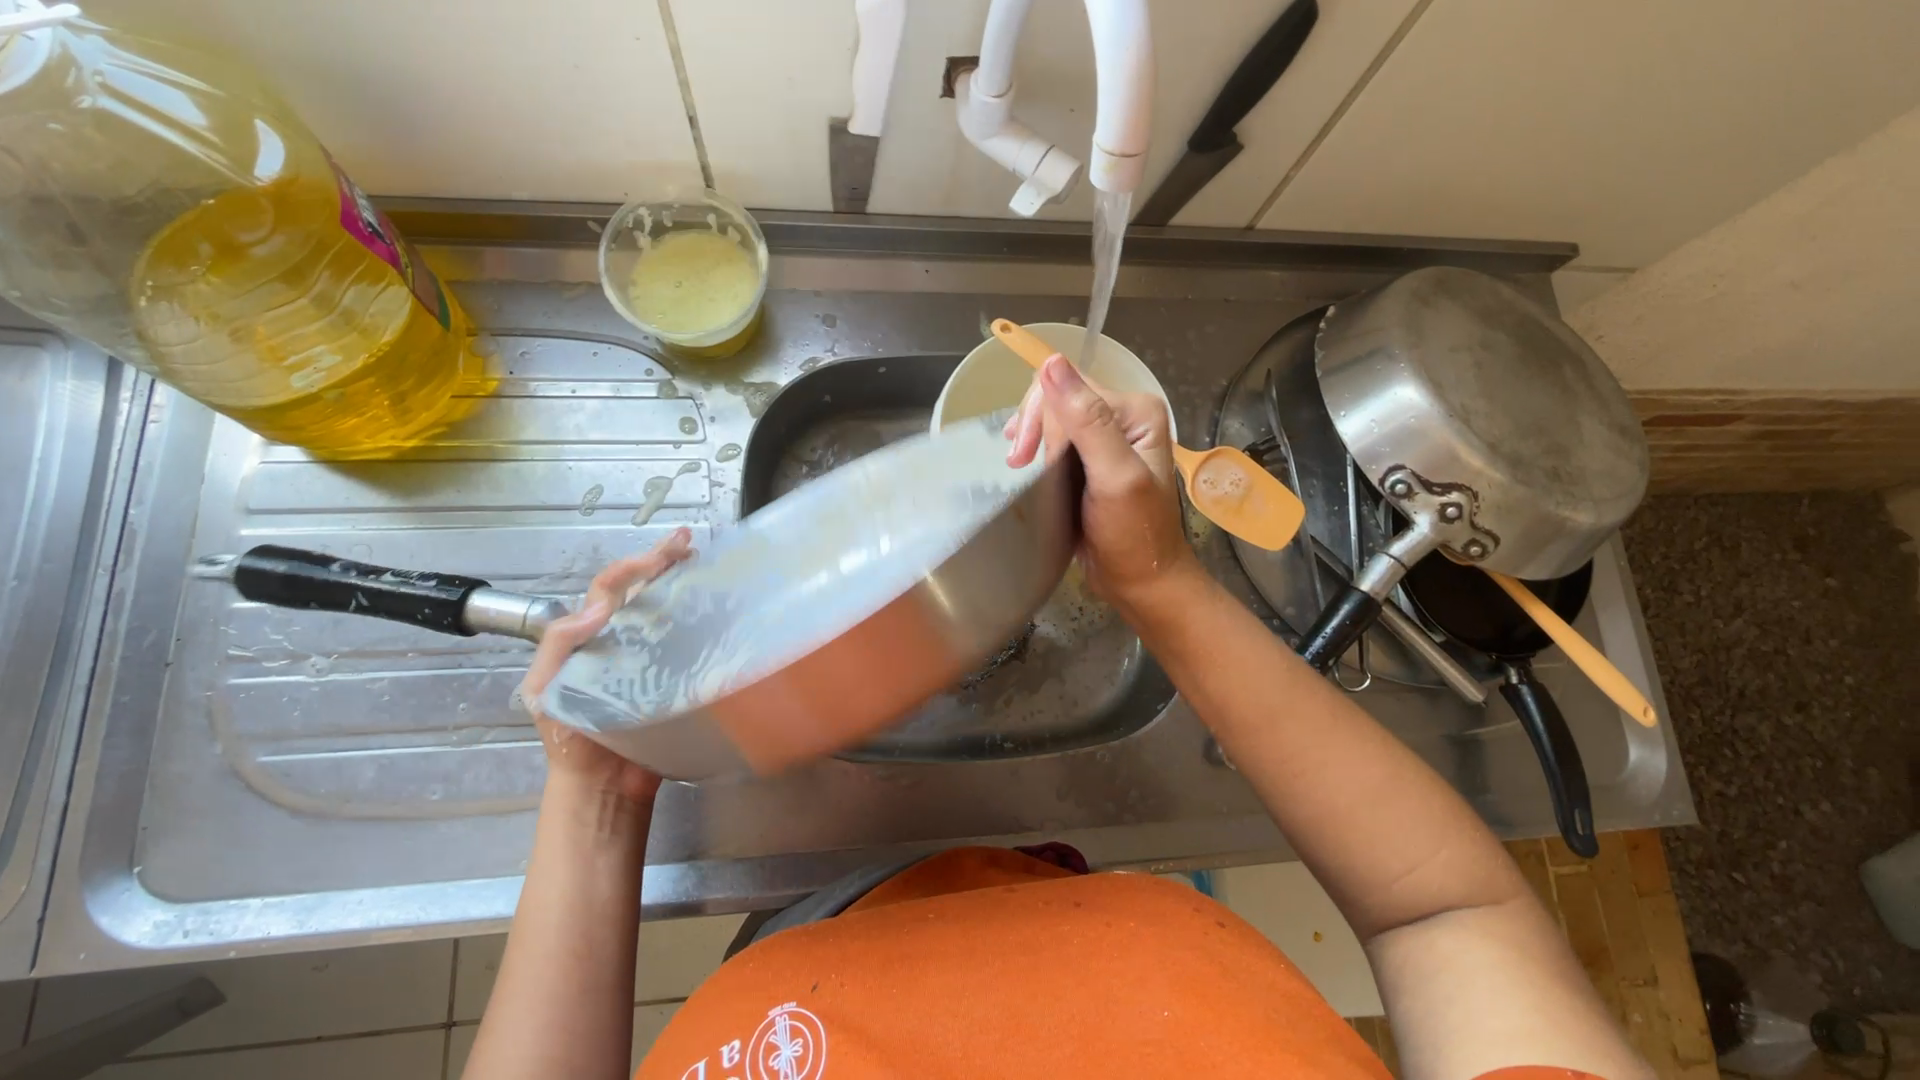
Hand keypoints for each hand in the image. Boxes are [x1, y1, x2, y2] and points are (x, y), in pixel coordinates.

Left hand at [517, 528, 693, 805]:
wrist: (604, 787)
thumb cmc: (570, 742)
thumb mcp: (544, 692)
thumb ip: (557, 648)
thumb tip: (596, 609)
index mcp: (588, 637)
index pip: (610, 588)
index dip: (633, 565)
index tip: (661, 555)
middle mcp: (620, 639)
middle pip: (641, 590)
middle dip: (663, 560)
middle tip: (689, 541)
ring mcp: (650, 658)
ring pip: (665, 609)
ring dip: (683, 581)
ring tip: (704, 561)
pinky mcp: (674, 679)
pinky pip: (688, 644)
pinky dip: (702, 621)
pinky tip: (719, 609)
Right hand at [1004, 354, 1200, 610]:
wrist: (1140, 582)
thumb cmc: (1132, 534)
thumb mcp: (1114, 477)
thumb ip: (1087, 421)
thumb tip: (1051, 363)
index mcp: (1136, 410)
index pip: (1070, 388)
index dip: (1041, 417)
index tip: (1025, 459)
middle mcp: (1123, 416)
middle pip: (1059, 399)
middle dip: (1034, 429)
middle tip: (1019, 466)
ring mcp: (1105, 439)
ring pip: (1052, 419)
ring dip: (1030, 439)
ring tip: (1018, 466)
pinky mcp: (1089, 462)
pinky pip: (1054, 440)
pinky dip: (1035, 450)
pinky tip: (1024, 466)